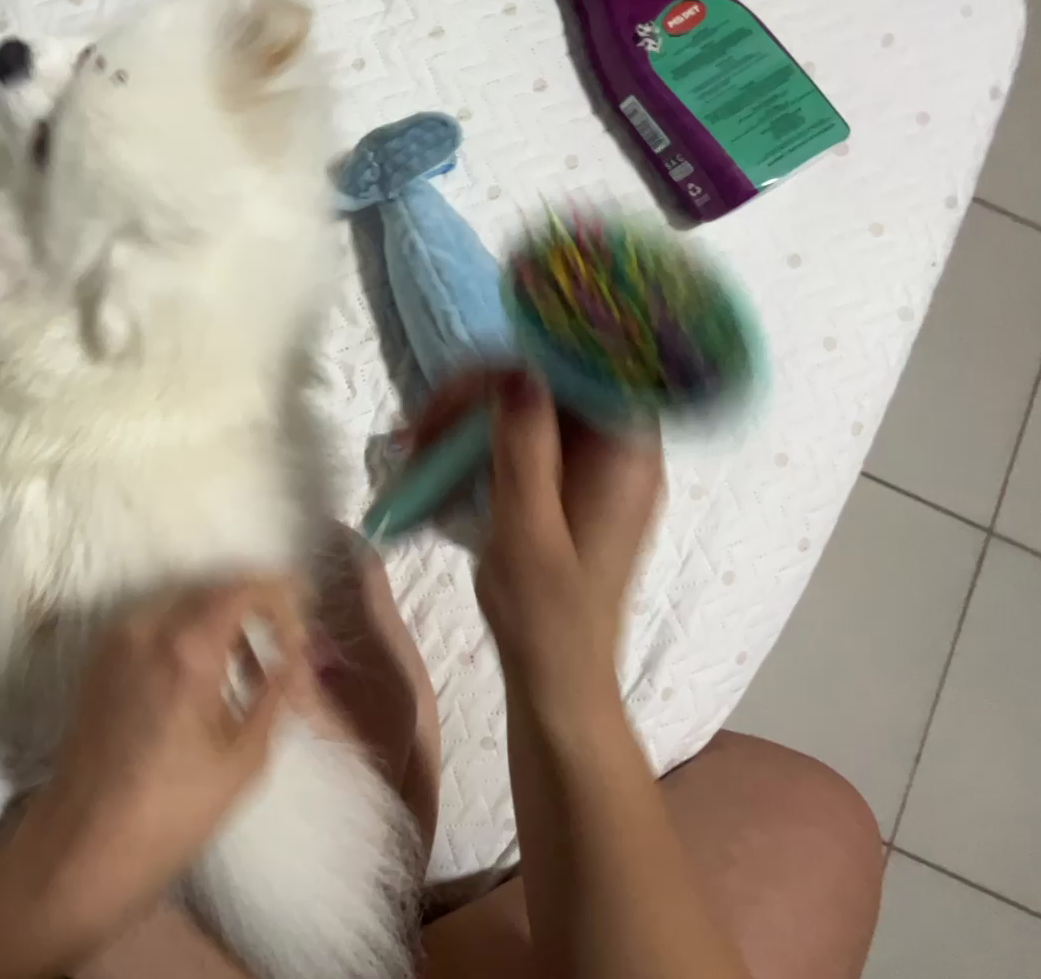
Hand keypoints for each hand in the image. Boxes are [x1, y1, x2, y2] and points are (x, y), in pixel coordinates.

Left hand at [0, 578, 313, 952]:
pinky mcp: (99, 655)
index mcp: (185, 648)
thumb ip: (276, 692)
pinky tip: (206, 675)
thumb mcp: (243, 757)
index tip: (304, 606)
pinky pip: (153, 623)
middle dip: (252, 607)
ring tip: (249, 670)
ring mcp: (115, 638)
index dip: (278, 592)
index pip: (240, 588)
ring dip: (219, 621)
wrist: (86, 839)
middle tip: (283, 642)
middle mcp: (144, 627)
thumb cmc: (173, 809)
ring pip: (180, 604)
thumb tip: (298, 655)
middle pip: (210, 589)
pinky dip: (186, 633)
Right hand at [404, 370, 662, 707]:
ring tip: (415, 450)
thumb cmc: (545, 613)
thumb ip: (525, 449)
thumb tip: (519, 372)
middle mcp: (618, 453)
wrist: (556, 673)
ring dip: (468, 423)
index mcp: (626, 458)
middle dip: (477, 398)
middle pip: (549, 387)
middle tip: (417, 432)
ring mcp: (592, 470)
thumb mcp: (527, 530)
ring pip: (528, 413)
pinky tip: (437, 465)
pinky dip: (477, 447)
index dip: (520, 366)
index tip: (457, 394)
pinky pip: (522, 443)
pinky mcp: (566, 488)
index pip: (582, 371)